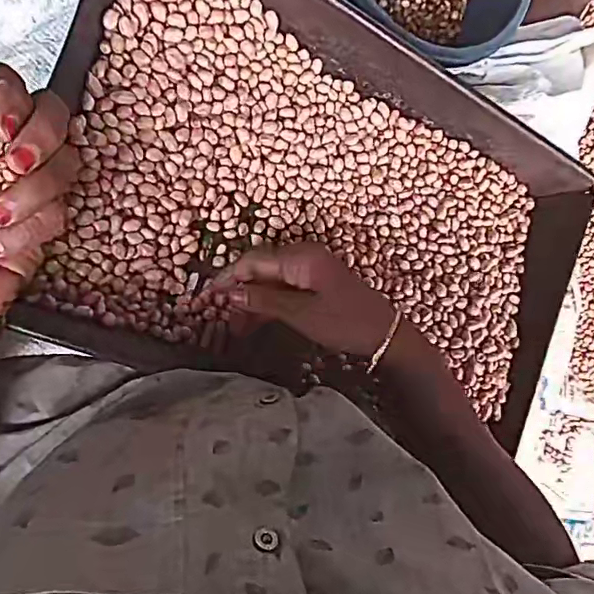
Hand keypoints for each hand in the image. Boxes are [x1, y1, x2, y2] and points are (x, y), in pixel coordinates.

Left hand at [0, 62, 75, 330]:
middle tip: (7, 165)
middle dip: (35, 139)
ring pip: (63, 163)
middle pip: (50, 115)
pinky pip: (61, 210)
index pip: (5, 88)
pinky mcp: (47, 223)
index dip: (11, 101)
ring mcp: (27, 188)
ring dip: (27, 194)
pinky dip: (28, 229)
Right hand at [206, 243, 394, 355]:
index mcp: (300, 258)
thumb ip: (265, 302)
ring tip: (235, 327)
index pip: (252, 261)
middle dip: (237, 292)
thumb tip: (232, 294)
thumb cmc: (347, 323)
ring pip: (269, 281)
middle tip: (218, 316)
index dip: (227, 278)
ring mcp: (310, 270)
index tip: (207, 297)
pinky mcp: (315, 284)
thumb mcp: (302, 315)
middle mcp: (303, 257)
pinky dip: (268, 304)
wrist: (385, 335)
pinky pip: (283, 289)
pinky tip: (254, 322)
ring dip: (251, 301)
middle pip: (259, 269)